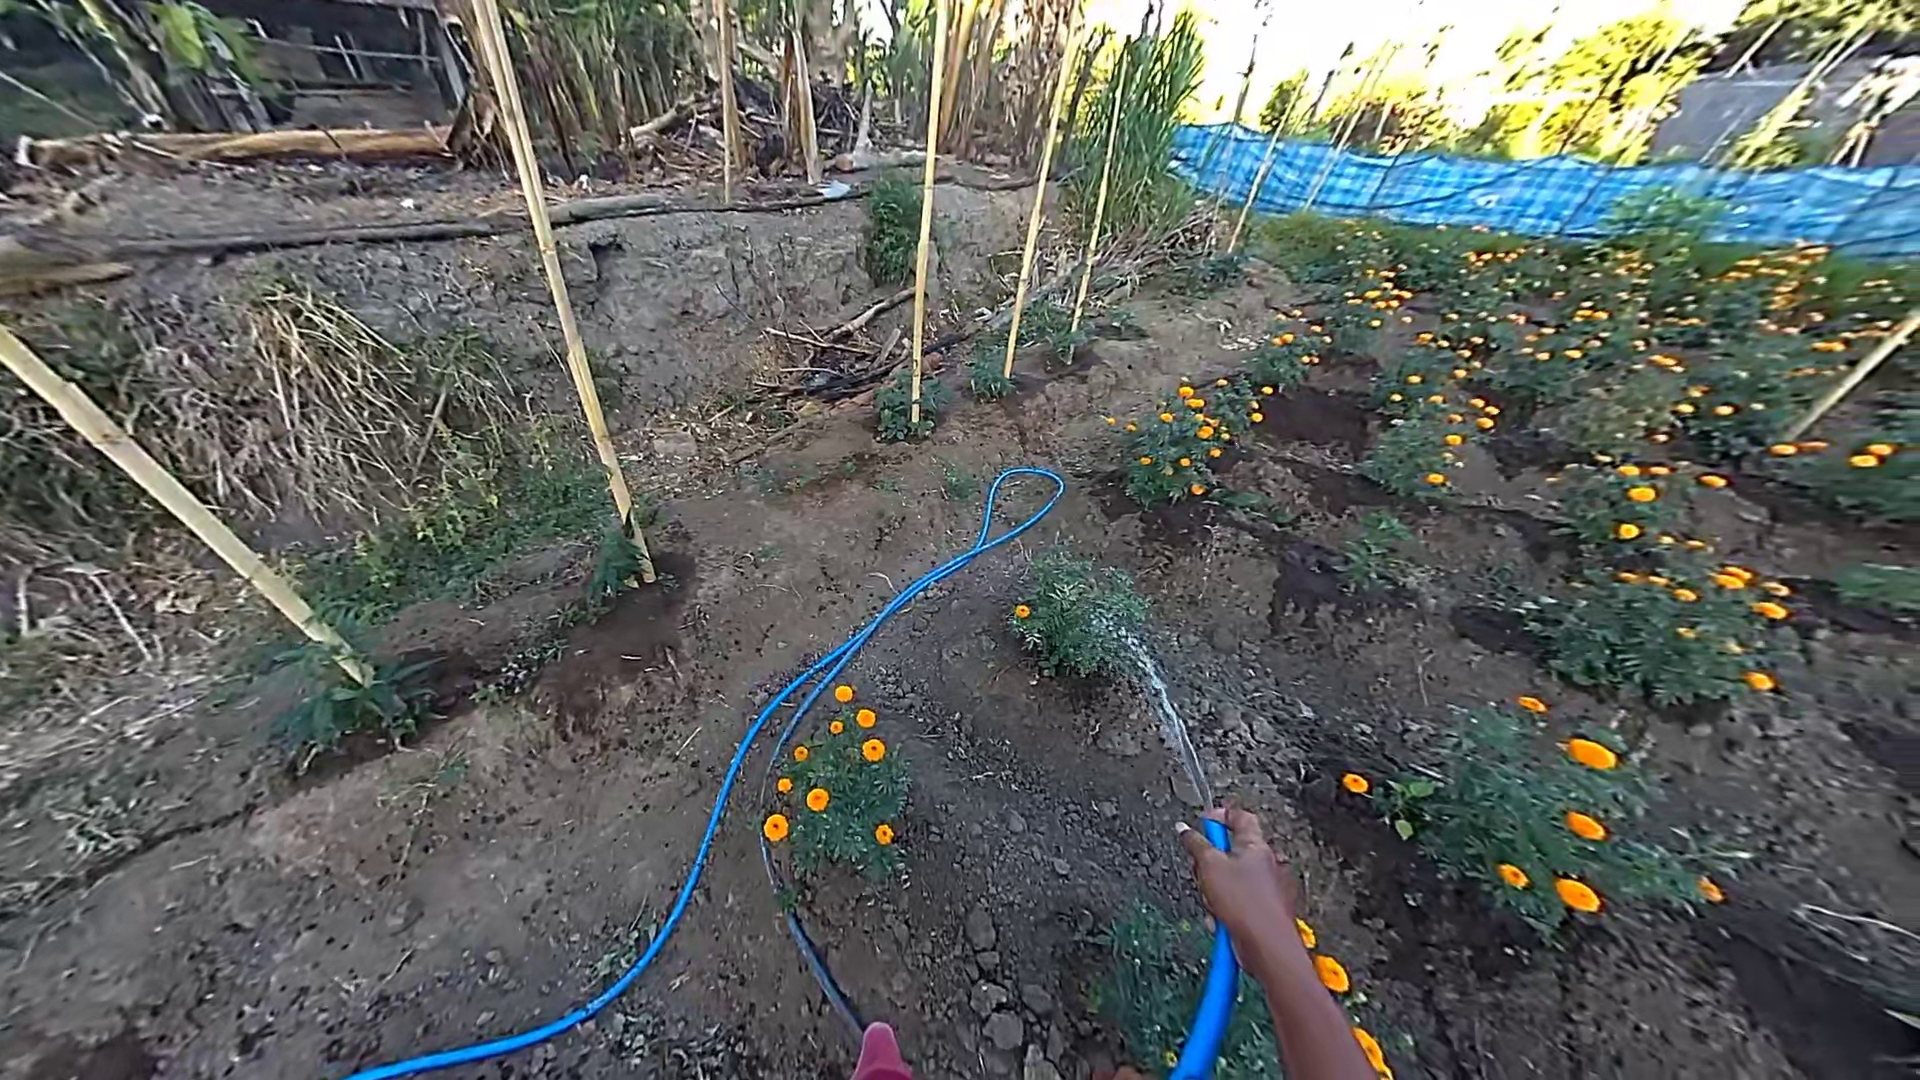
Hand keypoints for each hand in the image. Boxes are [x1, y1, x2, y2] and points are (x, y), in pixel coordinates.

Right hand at [1177, 804, 1298, 950]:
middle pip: (1227, 849)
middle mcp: (1263, 863)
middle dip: (1208, 861)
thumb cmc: (1245, 903)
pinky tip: (1219, 917)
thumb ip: (1195, 843)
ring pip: (1227, 876)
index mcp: (1255, 845)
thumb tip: (1184, 828)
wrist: (1268, 949)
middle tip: (1202, 870)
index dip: (1219, 816)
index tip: (1202, 824)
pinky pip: (1234, 899)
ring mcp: (1263, 887)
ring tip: (1212, 900)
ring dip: (1213, 887)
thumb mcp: (1209, 865)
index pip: (1239, 816)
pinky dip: (1222, 906)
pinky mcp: (1260, 909)